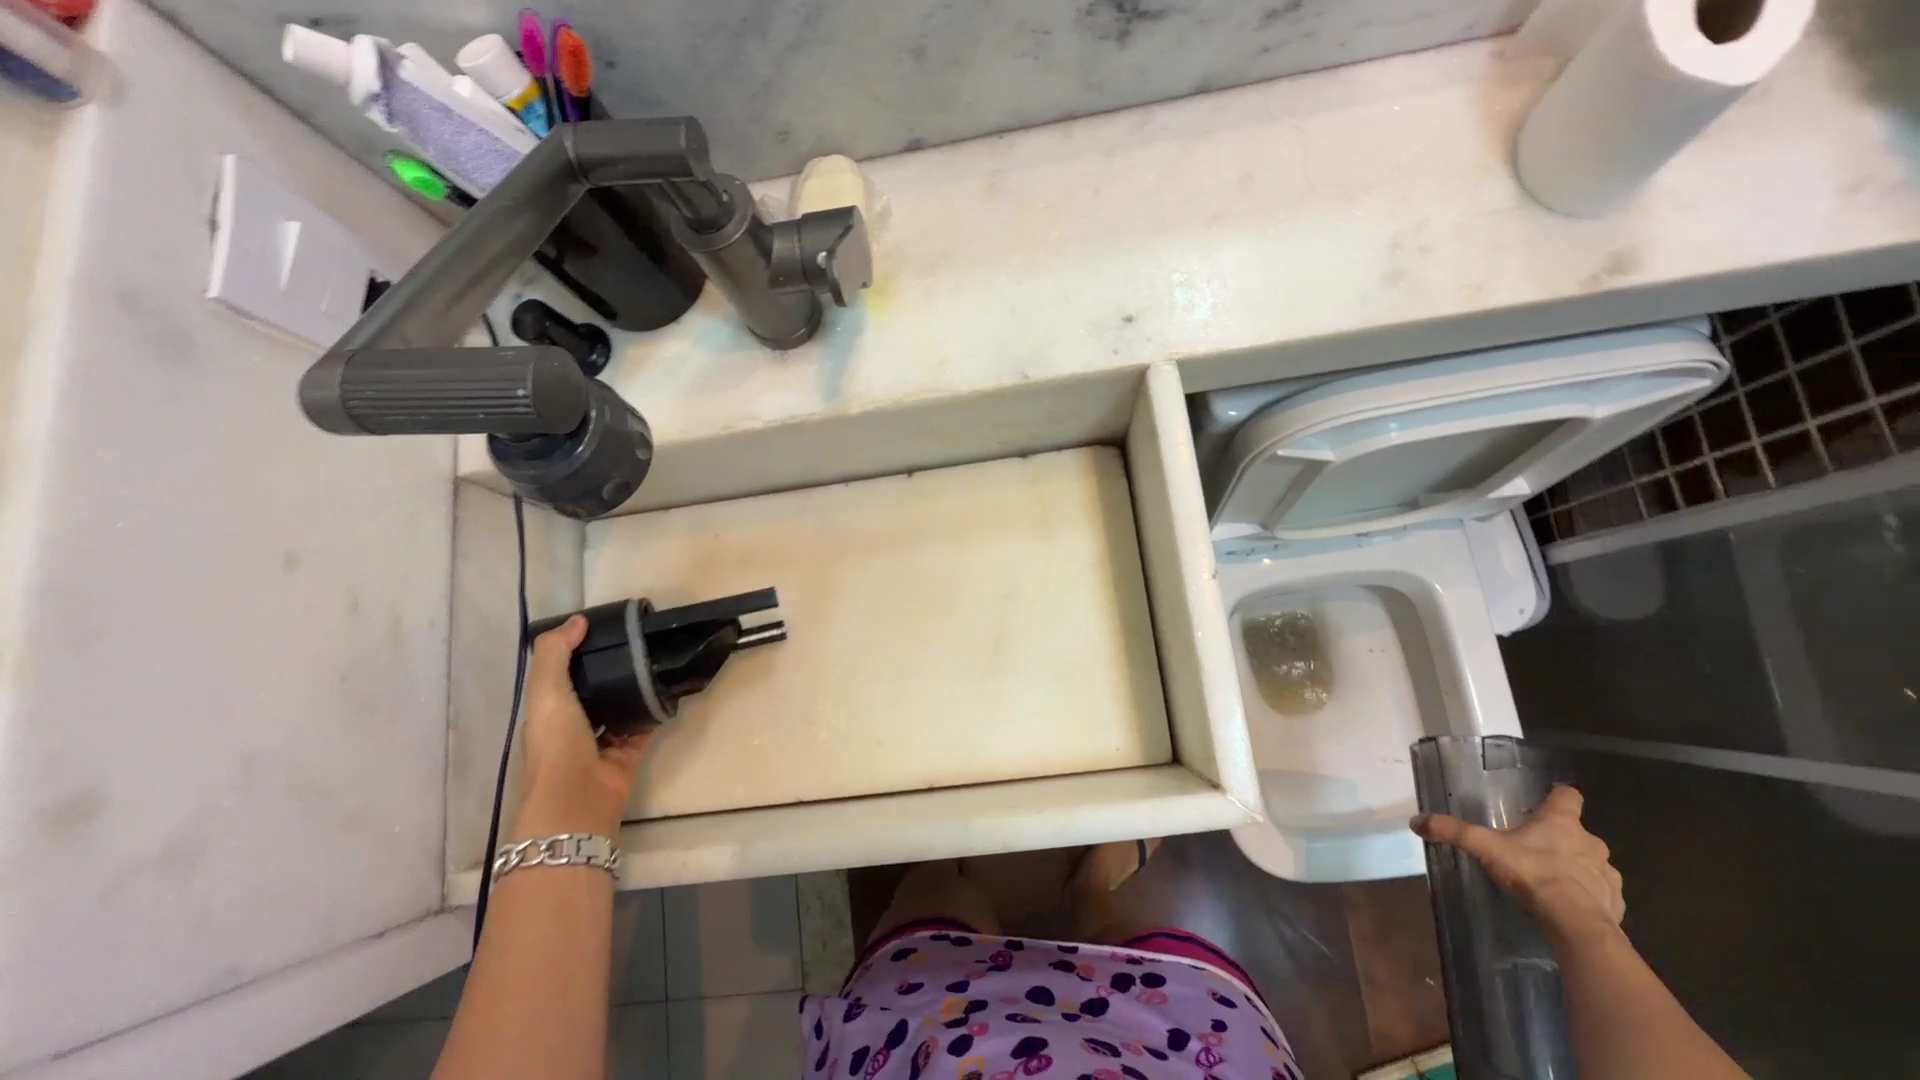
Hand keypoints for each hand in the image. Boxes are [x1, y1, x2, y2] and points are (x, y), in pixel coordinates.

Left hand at [513, 615, 649, 838]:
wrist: (579, 796)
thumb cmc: (556, 741)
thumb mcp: (546, 690)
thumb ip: (556, 652)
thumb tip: (579, 620)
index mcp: (548, 710)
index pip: (563, 674)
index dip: (578, 651)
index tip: (604, 628)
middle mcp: (573, 726)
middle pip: (593, 691)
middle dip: (610, 670)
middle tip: (638, 642)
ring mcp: (601, 743)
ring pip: (620, 709)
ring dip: (634, 690)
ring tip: (657, 661)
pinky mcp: (628, 755)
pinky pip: (644, 728)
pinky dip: (655, 714)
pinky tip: (669, 693)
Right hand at [1411, 785, 1624, 943]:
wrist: (1575, 922)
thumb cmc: (1533, 874)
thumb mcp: (1486, 848)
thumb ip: (1454, 832)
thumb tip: (1417, 820)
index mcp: (1562, 822)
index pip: (1568, 795)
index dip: (1557, 797)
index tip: (1545, 803)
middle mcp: (1590, 841)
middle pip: (1577, 831)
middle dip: (1561, 839)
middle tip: (1536, 851)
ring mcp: (1607, 872)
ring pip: (1591, 862)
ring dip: (1576, 868)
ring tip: (1552, 882)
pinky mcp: (1615, 900)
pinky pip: (1602, 892)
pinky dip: (1588, 896)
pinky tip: (1569, 906)